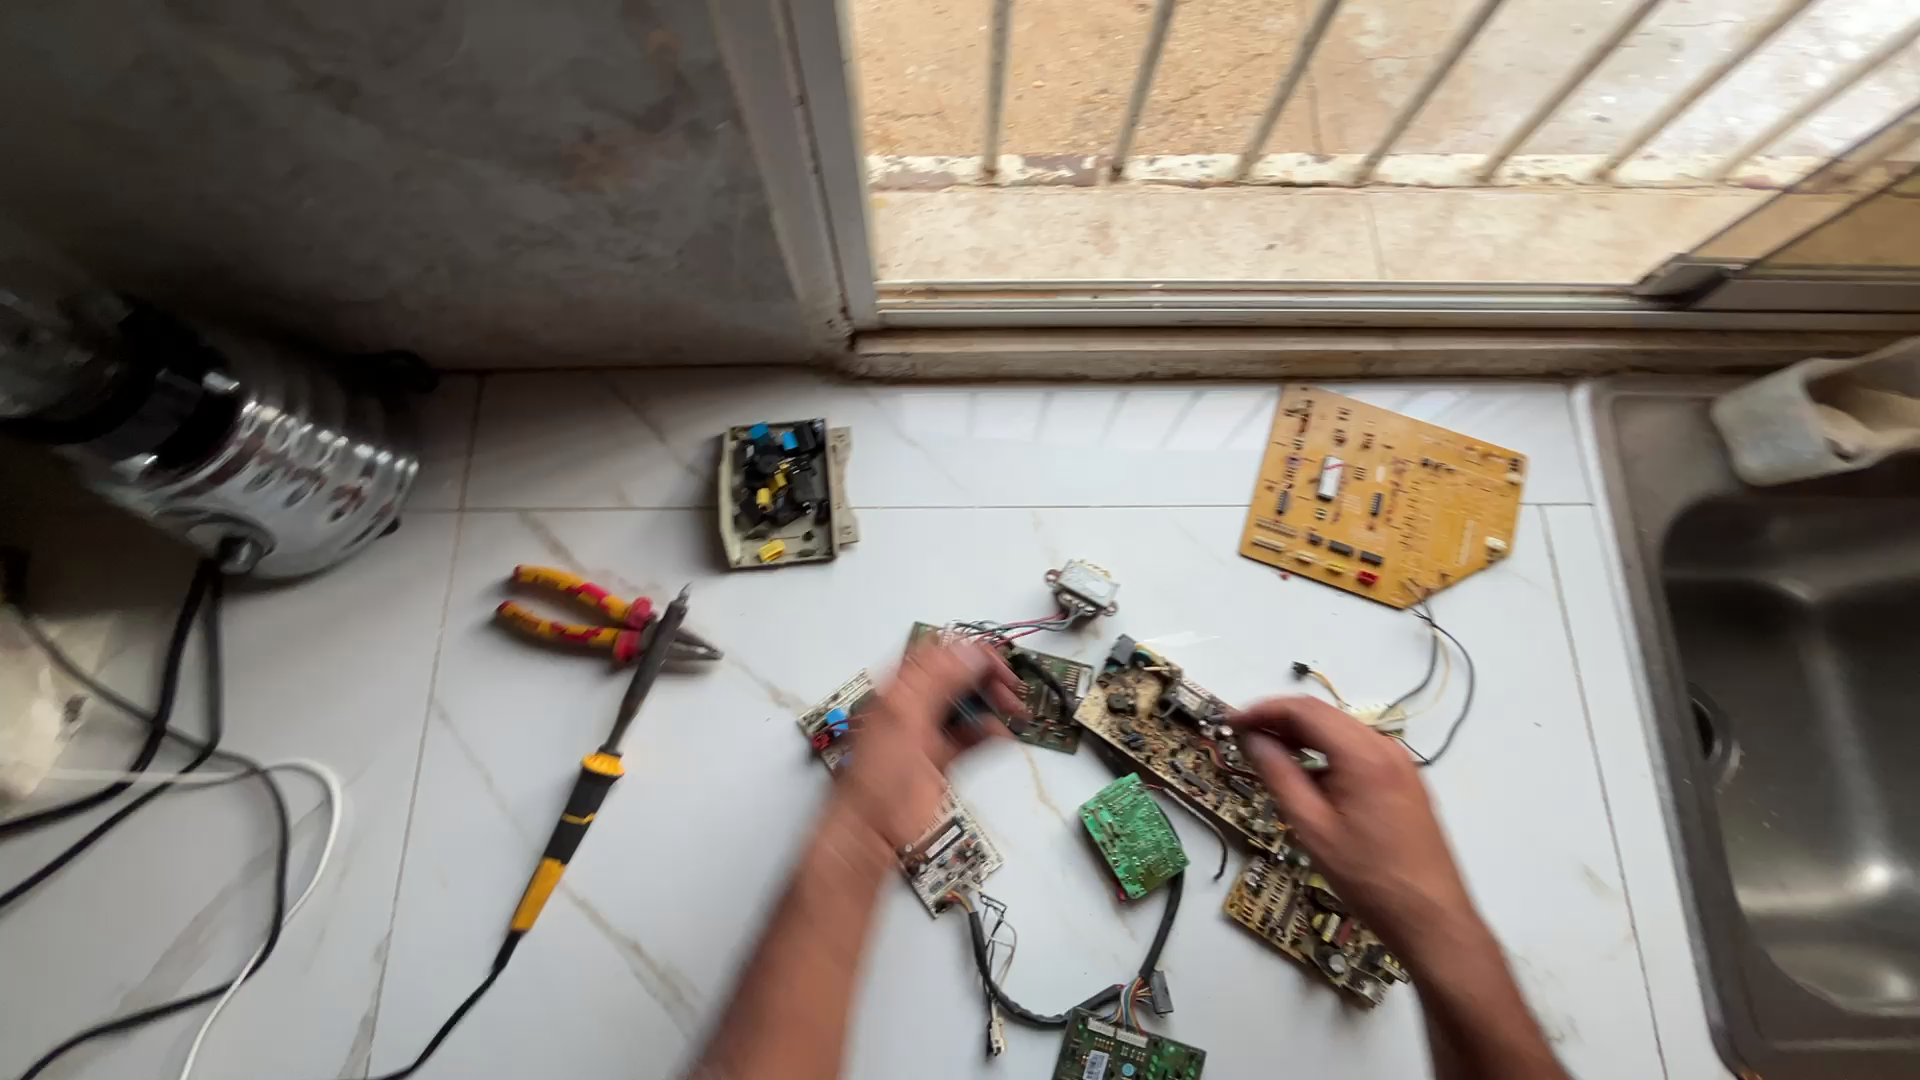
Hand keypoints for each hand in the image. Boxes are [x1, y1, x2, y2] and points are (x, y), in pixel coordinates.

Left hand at [834, 643, 1025, 851]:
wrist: (872, 829)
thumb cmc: (875, 780)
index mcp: (901, 687)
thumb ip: (935, 681)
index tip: (997, 665)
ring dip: (994, 703)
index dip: (971, 652)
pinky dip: (991, 732)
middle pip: (960, 674)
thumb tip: (967, 653)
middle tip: (1009, 691)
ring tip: (1013, 712)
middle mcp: (916, 703)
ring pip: (970, 703)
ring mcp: (930, 729)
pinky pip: (974, 735)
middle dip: (989, 678)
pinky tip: (1003, 735)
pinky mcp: (943, 755)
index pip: (940, 651)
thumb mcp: (905, 718)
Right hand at [1234, 696, 1479, 959]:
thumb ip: (1278, 774)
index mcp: (1363, 754)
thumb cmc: (1367, 876)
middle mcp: (1385, 748)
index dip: (1262, 711)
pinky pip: (1356, 749)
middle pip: (1322, 714)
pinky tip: (1305, 773)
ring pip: (1338, 730)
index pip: (1303, 710)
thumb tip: (1252, 739)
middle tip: (1244, 737)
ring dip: (1300, 734)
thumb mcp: (1311, 826)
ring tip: (1267, 754)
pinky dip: (1324, 751)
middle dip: (1278, 720)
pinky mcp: (1404, 781)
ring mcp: (1400, 764)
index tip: (1231, 723)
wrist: (1432, 921)